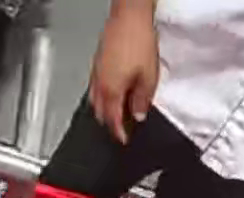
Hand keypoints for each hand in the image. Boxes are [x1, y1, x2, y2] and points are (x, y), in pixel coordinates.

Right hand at [88, 5, 158, 143]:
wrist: (129, 13)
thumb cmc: (137, 39)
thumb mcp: (148, 76)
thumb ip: (142, 100)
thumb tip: (139, 115)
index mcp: (112, 93)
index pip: (113, 121)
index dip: (119, 133)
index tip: (123, 139)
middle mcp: (101, 86)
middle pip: (101, 114)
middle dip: (110, 123)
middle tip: (119, 127)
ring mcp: (96, 74)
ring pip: (95, 102)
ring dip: (103, 110)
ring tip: (113, 111)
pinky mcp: (97, 62)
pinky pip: (95, 88)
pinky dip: (100, 96)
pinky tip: (108, 92)